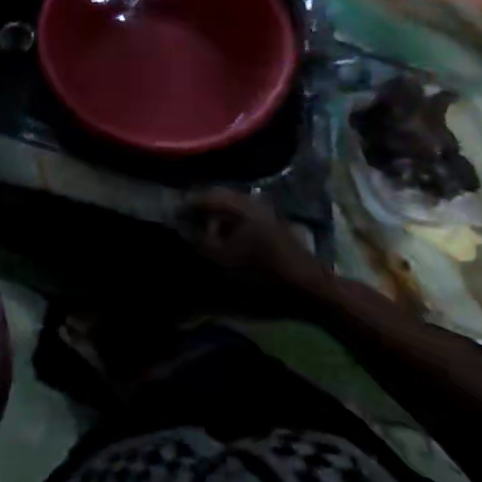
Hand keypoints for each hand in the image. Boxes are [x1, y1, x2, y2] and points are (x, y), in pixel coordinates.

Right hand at [178, 190, 331, 293]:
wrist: (308, 285)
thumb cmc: (263, 272)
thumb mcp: (224, 260)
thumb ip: (200, 241)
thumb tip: (183, 228)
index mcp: (238, 204)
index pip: (205, 196)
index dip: (187, 204)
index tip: (173, 213)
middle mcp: (251, 200)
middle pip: (219, 196)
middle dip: (201, 205)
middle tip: (185, 217)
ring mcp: (264, 210)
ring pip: (231, 204)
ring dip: (215, 213)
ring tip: (202, 226)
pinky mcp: (272, 221)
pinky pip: (242, 213)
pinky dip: (229, 219)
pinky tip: (224, 234)